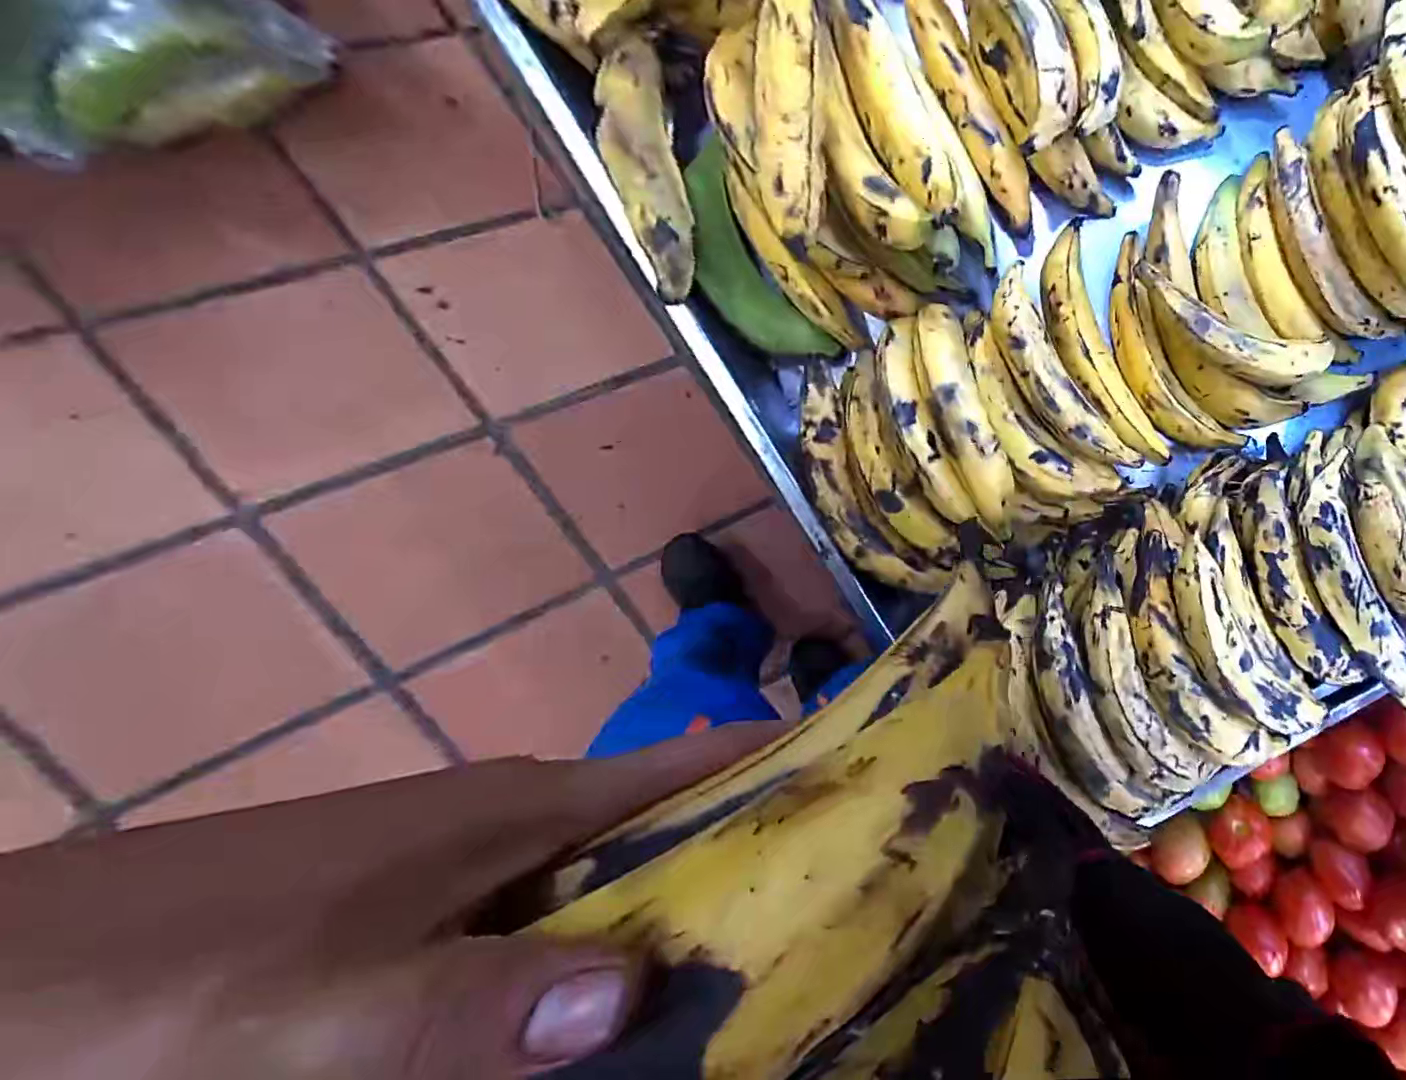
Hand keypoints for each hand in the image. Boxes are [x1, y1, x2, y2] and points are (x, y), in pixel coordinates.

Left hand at [0, 722, 782, 1079]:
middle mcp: (523, 816)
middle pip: (665, 818)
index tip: (847, 772)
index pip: (686, 762)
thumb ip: (477, 1006)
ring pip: (610, 870)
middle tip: (821, 897)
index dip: (772, 753)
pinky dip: (599, 941)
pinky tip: (611, 1001)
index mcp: (531, 805)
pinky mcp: (431, 901)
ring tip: (745, 956)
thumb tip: (635, 990)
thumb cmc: (168, 980)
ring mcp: (476, 855)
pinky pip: (552, 912)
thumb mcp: (320, 1016)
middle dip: (743, 845)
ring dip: (675, 902)